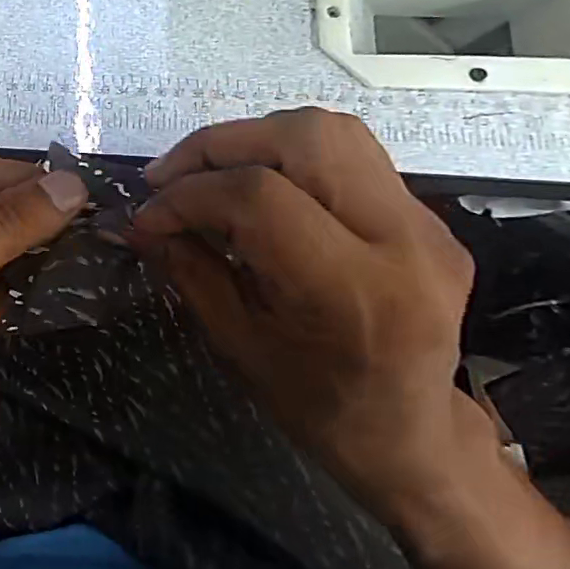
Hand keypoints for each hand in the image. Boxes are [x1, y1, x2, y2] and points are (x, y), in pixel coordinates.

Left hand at [0, 157, 87, 489]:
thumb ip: (9, 225)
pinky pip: (16, 287)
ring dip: (51, 250)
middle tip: (106, 222)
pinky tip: (80, 284)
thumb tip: (74, 186)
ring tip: (103, 248)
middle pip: (4, 210)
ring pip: (14, 249)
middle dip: (49, 216)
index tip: (92, 192)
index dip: (36, 181)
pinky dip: (44, 286)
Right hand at [129, 108, 496, 524]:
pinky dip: (292, 157)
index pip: (261, 199)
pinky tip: (262, 186)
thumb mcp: (240, 346)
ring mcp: (426, 223)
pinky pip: (353, 157)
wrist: (412, 437)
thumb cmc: (318, 408)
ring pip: (333, 131)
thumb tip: (140, 222)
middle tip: (171, 175)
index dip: (191, 196)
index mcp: (353, 292)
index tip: (150, 216)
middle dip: (221, 144)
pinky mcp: (430, 217)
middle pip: (304, 139)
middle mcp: (403, 242)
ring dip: (258, 139)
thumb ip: (190, 271)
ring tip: (212, 173)